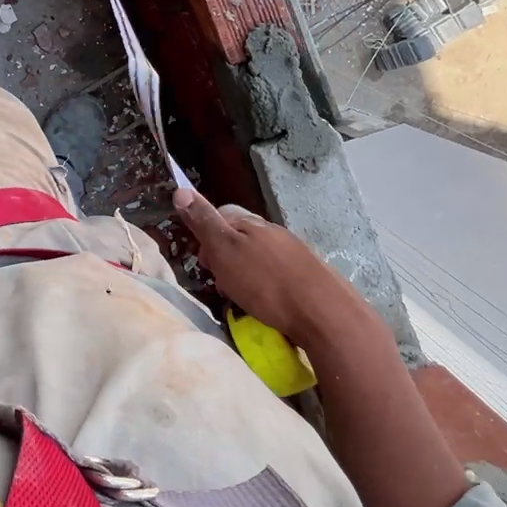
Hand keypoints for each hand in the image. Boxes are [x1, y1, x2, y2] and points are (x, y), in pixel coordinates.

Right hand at [174, 188, 345, 341]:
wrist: (326, 316)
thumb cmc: (266, 283)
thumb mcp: (224, 251)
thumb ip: (203, 222)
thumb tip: (180, 190)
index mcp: (251, 222)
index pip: (221, 212)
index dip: (205, 233)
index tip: (203, 261)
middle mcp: (274, 231)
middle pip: (240, 234)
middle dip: (225, 254)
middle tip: (220, 281)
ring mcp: (295, 252)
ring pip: (259, 255)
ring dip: (245, 271)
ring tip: (241, 296)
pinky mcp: (310, 275)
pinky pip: (277, 273)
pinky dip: (266, 284)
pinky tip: (267, 303)